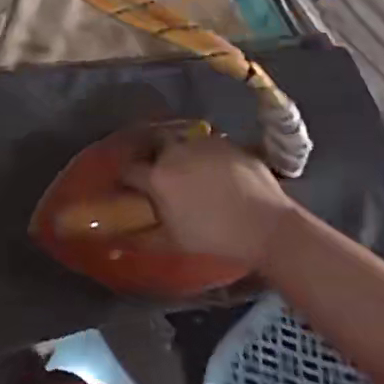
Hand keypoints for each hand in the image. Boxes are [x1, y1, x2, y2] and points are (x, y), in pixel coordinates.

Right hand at [123, 135, 295, 264]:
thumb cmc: (216, 237)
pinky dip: (203, 154)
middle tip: (160, 175)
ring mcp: (199, 142)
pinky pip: (204, 143)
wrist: (268, 226)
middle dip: (151, 157)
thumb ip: (141, 239)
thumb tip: (115, 243)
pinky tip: (213, 171)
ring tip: (189, 171)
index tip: (131, 188)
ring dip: (177, 153)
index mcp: (157, 176)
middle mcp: (172, 151)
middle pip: (151, 146)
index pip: (128, 170)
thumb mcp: (174, 242)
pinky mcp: (222, 141)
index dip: (127, 179)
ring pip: (178, 141)